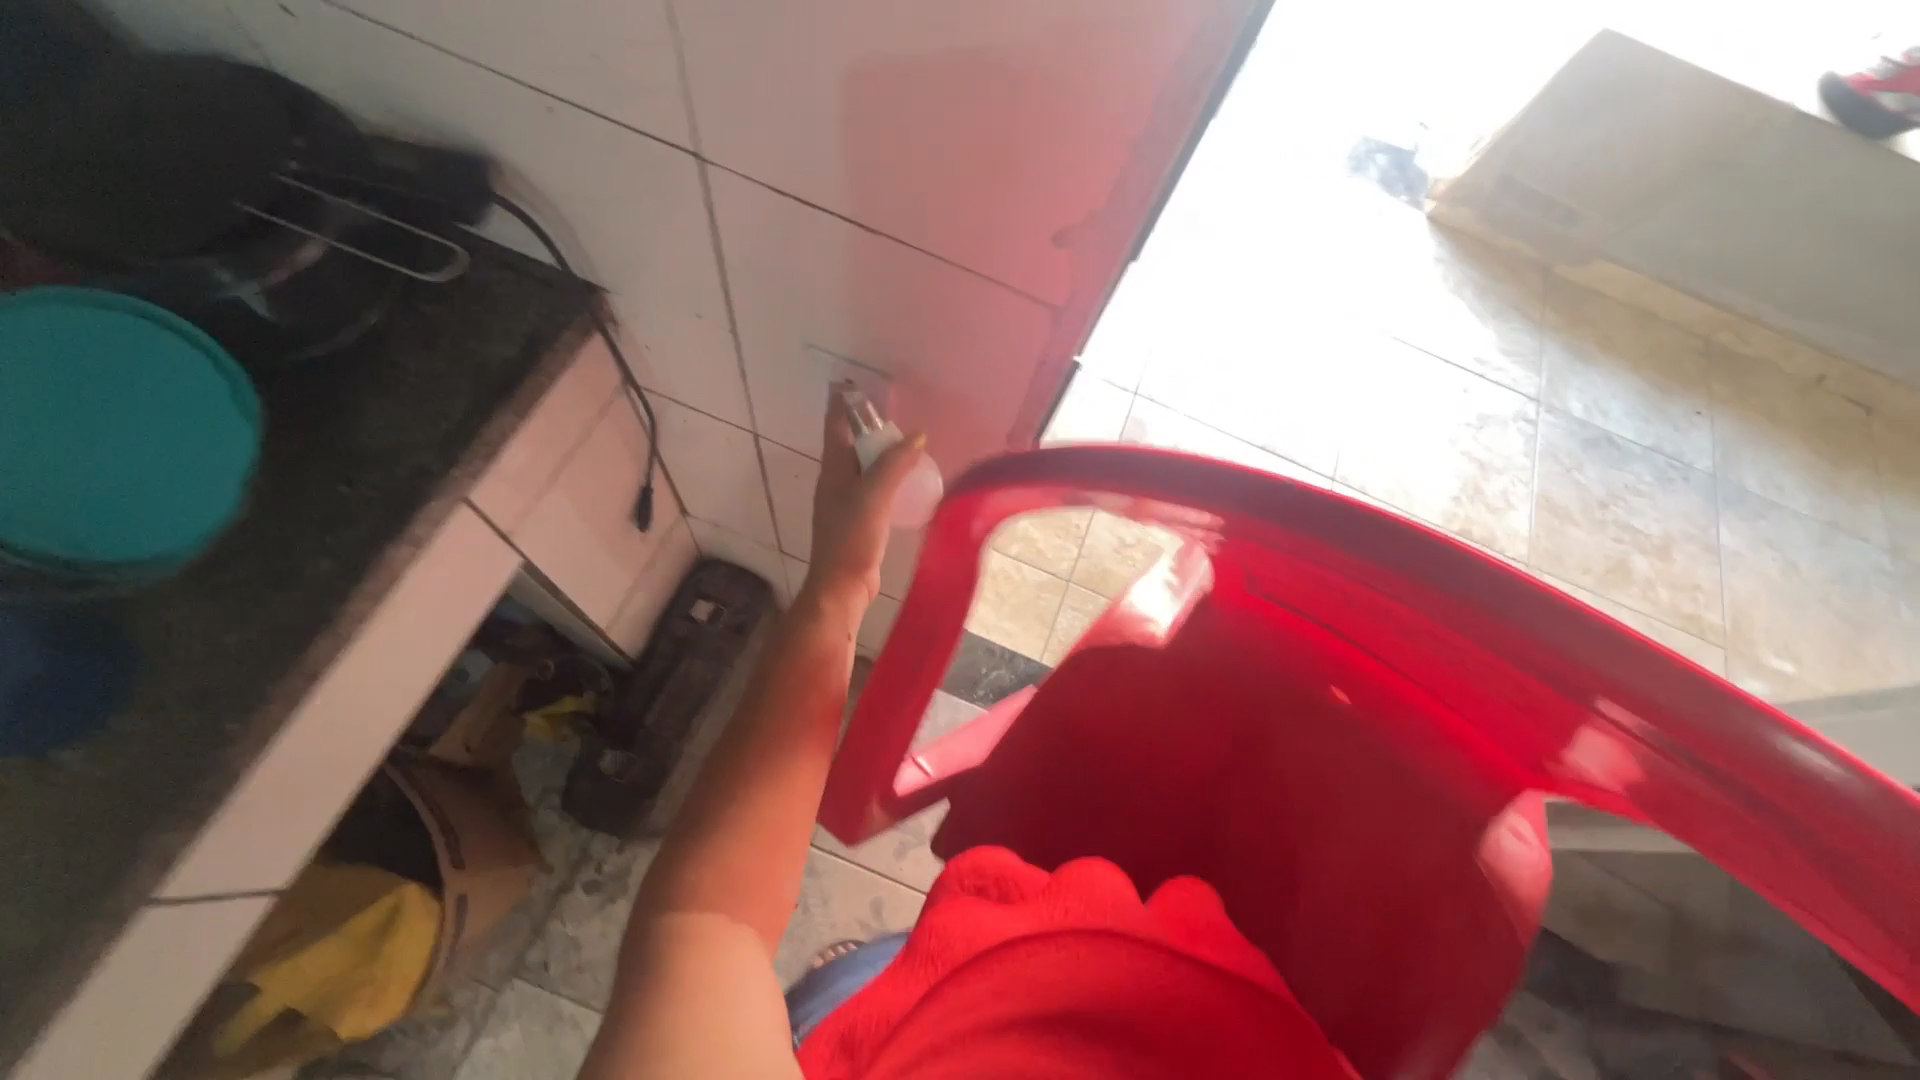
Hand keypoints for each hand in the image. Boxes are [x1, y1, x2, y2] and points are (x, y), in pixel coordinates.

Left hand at [800, 384, 924, 620]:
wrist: (842, 585)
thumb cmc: (852, 537)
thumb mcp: (874, 495)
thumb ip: (894, 464)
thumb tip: (916, 435)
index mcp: (833, 470)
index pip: (836, 426)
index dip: (843, 403)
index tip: (853, 382)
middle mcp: (835, 481)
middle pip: (848, 444)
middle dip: (865, 426)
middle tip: (890, 411)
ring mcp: (844, 502)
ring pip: (861, 467)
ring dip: (877, 452)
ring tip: (903, 443)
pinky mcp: (857, 520)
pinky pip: (871, 488)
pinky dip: (885, 477)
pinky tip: (903, 483)